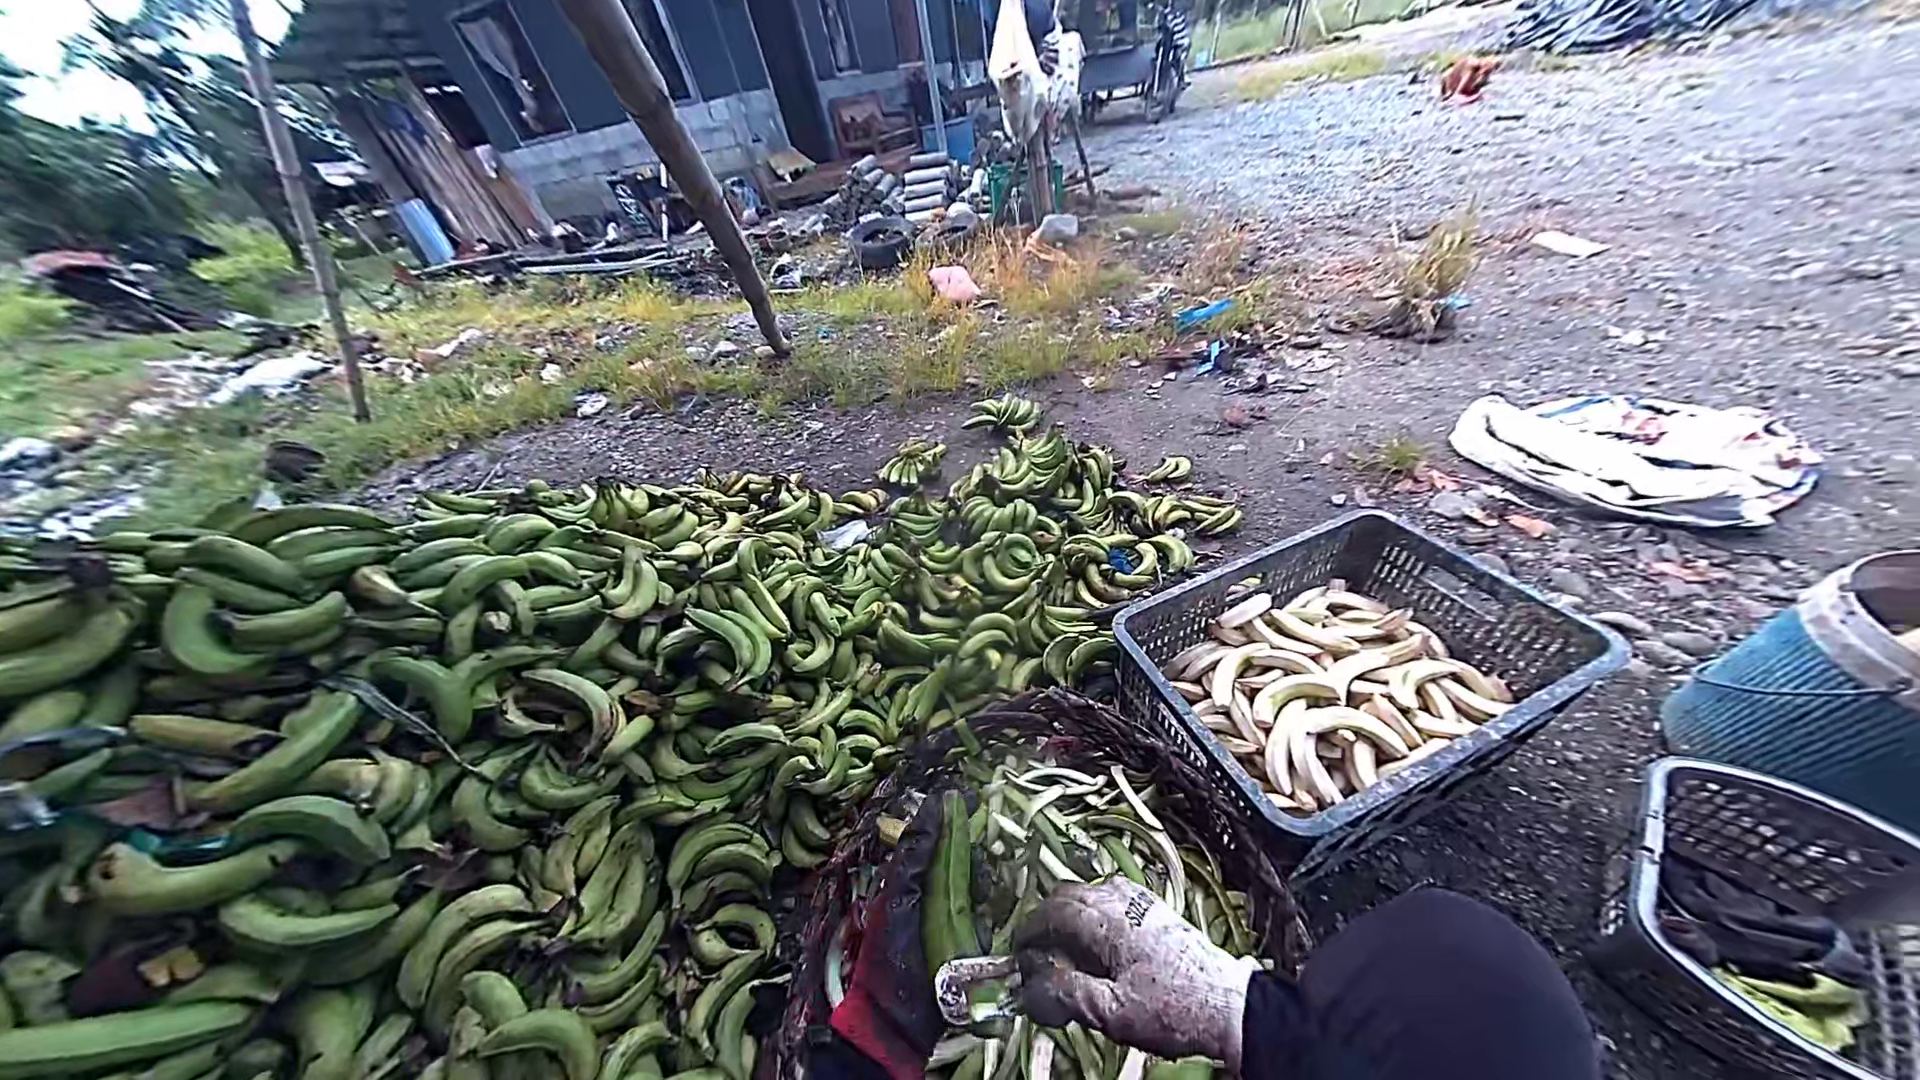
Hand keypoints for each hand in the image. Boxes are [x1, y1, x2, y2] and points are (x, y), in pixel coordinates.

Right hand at [1015, 879, 1257, 1070]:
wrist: (1227, 1002)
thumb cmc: (1172, 1009)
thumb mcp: (1114, 1013)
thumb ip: (1067, 993)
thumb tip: (1030, 984)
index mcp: (1103, 920)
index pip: (1051, 913)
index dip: (1029, 931)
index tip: (1019, 953)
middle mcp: (1115, 897)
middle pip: (1064, 895)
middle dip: (1045, 920)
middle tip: (1039, 953)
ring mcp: (1134, 896)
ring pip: (1085, 889)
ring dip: (1067, 912)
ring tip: (1066, 947)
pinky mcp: (1149, 903)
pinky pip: (1107, 891)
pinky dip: (1091, 906)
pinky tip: (1098, 935)